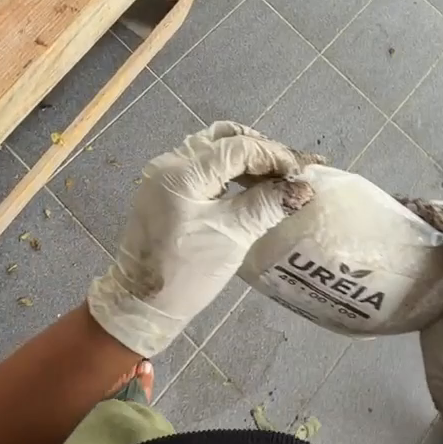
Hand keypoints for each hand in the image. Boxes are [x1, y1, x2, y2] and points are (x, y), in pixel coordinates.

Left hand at [87, 122, 311, 356]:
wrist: (140, 304)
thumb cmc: (186, 273)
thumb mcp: (233, 236)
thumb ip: (267, 204)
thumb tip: (302, 187)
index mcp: (183, 172)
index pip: (237, 147)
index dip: (274, 156)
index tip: (302, 173)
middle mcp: (170, 162)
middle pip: (224, 139)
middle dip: (261, 150)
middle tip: (291, 169)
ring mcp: (165, 173)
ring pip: (213, 147)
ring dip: (246, 157)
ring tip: (276, 175)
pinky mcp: (166, 187)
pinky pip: (203, 164)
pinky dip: (229, 169)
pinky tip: (251, 184)